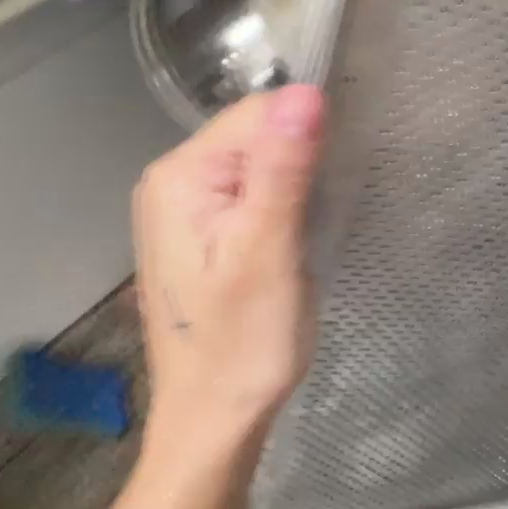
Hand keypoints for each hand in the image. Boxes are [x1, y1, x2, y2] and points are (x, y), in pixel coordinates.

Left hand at [132, 85, 325, 437]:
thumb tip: (305, 92)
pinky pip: (256, 197)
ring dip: (299, 190)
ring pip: (262, 168)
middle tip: (323, 220)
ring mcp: (187, 211)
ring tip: (313, 235)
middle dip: (303, 166)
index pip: (257, 116)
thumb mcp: (268, 252)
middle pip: (257, 138)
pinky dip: (287, 210)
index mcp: (180, 177)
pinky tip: (298, 243)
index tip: (333, 186)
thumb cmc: (244, 341)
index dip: (306, 141)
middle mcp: (173, 183)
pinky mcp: (207, 236)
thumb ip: (283, 170)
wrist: (217, 415)